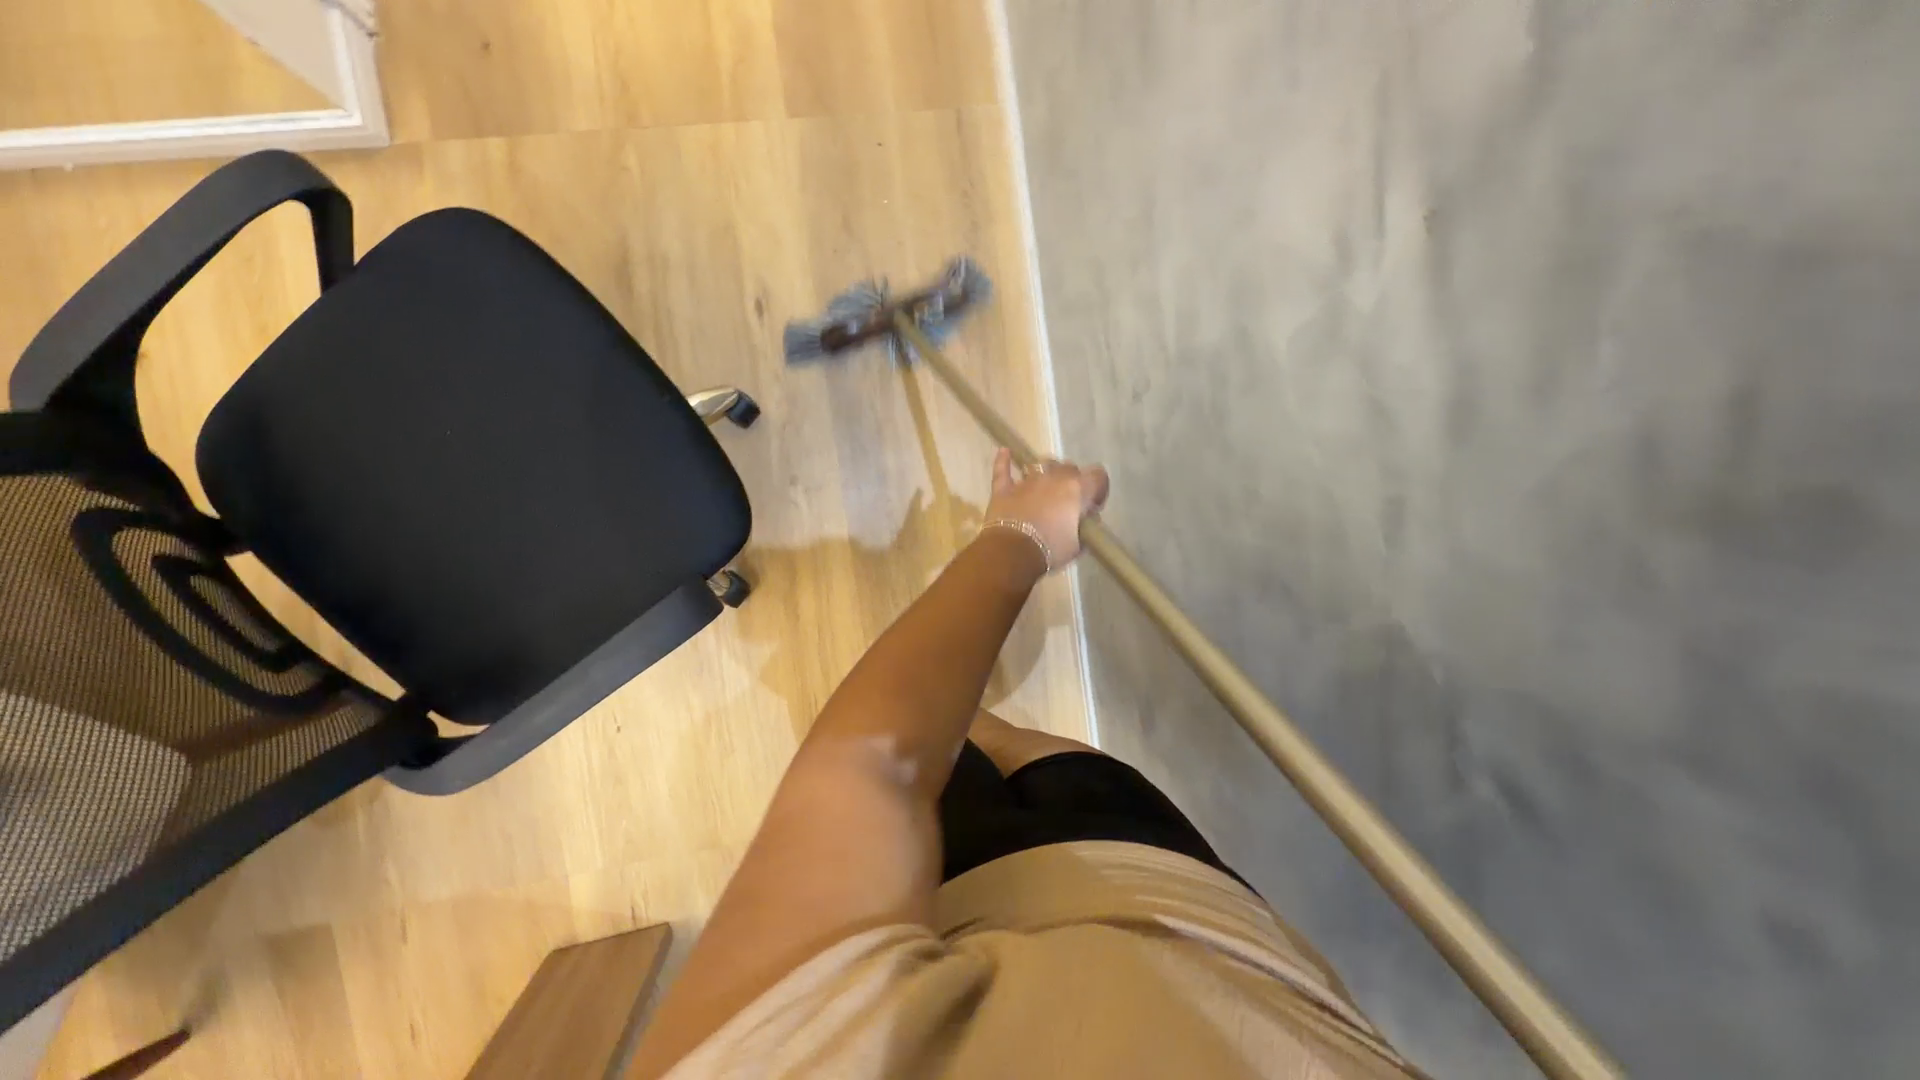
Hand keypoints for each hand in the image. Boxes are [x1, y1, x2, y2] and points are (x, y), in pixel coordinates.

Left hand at [983, 448, 1110, 569]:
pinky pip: (1004, 469)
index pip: (1098, 476)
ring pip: (1042, 464)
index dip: (1098, 489)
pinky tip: (1005, 452)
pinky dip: (1004, 461)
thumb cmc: (1050, 549)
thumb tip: (1084, 521)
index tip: (1092, 506)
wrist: (1013, 552)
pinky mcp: (1004, 488)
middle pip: (1069, 468)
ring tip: (1046, 487)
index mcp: (1076, 489)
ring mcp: (1027, 480)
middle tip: (1068, 502)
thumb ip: (1083, 528)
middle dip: (1072, 482)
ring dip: (1047, 472)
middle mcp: (1053, 477)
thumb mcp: (1077, 544)